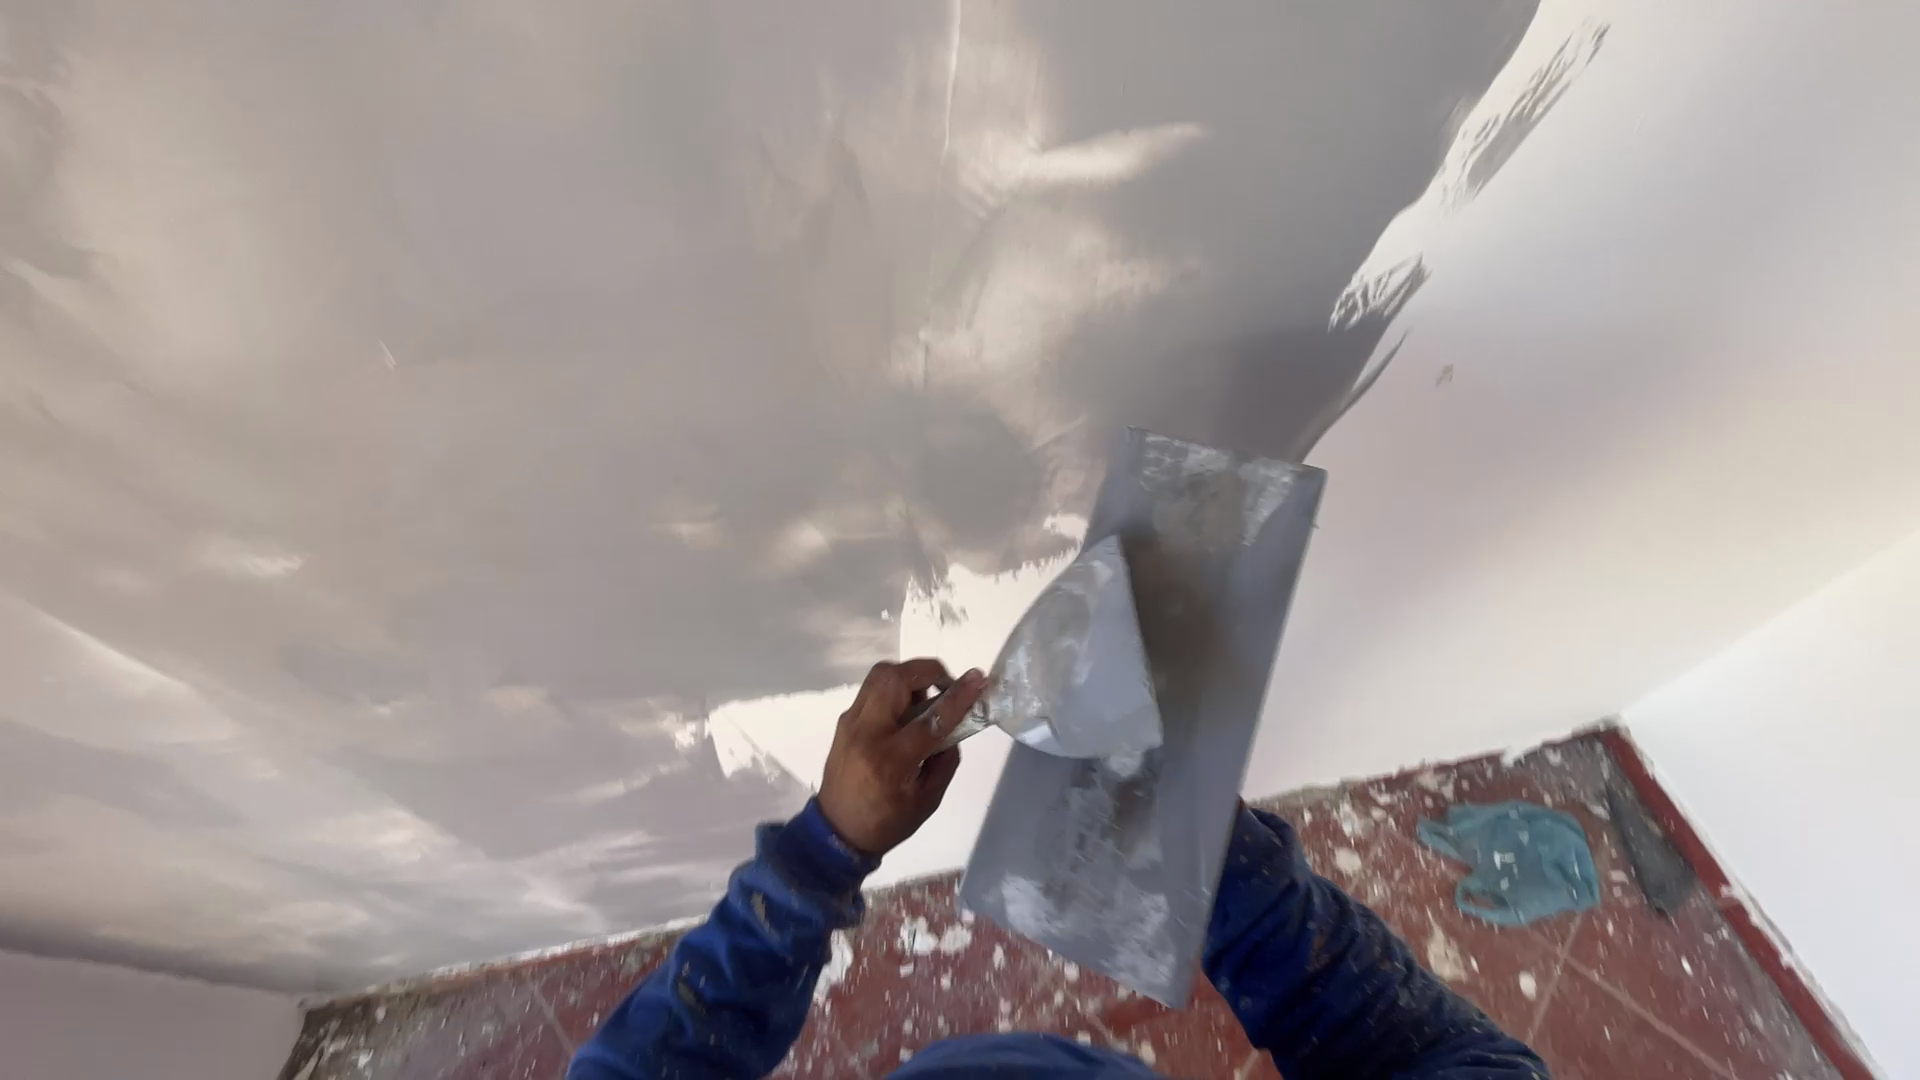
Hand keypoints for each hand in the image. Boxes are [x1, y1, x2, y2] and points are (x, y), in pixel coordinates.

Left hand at [817, 659, 985, 856]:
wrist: (835, 832)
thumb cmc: (886, 821)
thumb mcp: (928, 799)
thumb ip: (946, 758)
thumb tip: (955, 722)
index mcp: (890, 760)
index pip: (930, 719)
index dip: (958, 696)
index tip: (978, 679)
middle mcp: (866, 733)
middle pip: (895, 678)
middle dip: (928, 671)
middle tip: (946, 686)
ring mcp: (851, 722)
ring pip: (881, 675)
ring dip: (910, 677)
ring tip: (925, 700)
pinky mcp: (845, 720)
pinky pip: (873, 689)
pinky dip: (896, 690)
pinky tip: (906, 713)